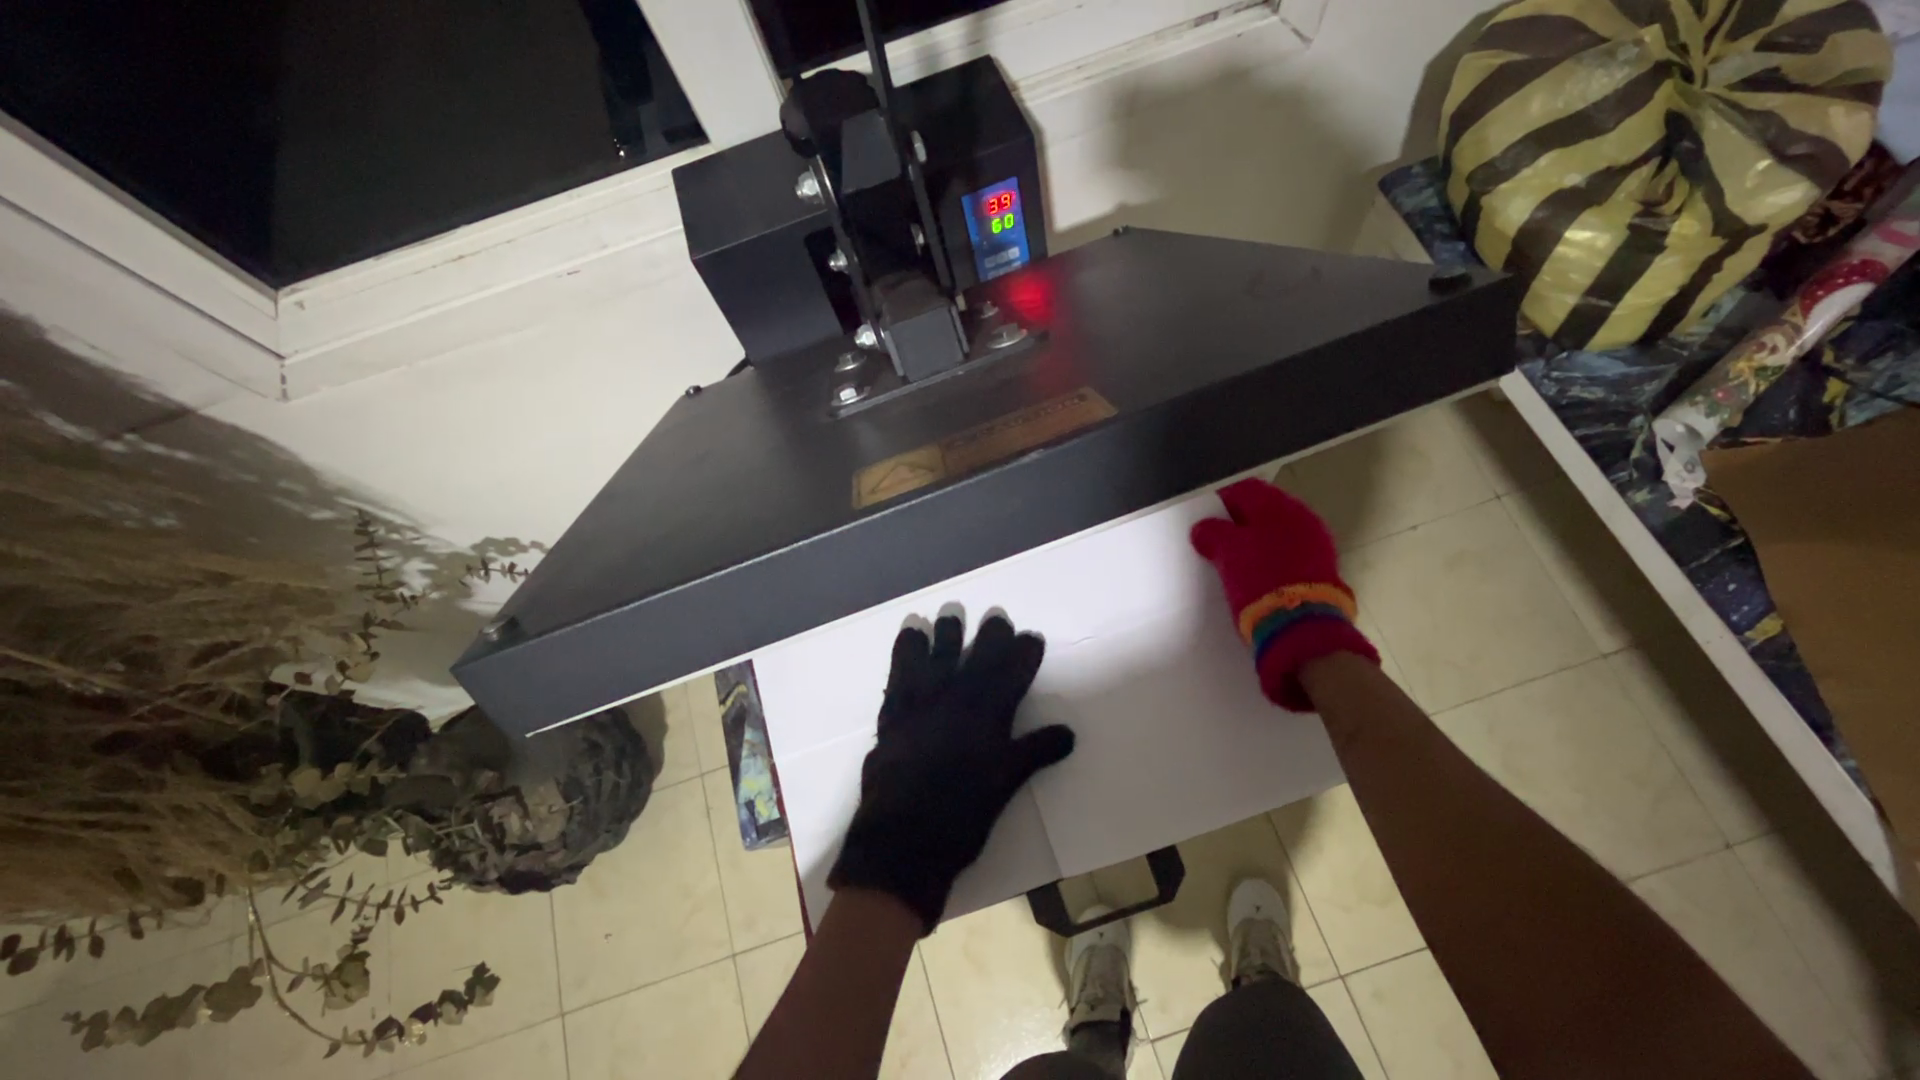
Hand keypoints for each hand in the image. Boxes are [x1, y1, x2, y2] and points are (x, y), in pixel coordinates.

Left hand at [827, 613, 1075, 933]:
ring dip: (946, 634)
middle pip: (977, 657)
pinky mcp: (892, 714)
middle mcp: (957, 700)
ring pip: (937, 656)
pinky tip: (910, 634)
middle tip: (996, 616)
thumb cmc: (962, 819)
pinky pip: (899, 672)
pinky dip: (906, 650)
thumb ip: (1035, 753)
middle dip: (990, 636)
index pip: (1013, 673)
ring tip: (951, 612)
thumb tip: (1068, 733)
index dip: (1023, 653)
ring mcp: (921, 704)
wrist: (903, 841)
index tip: (1030, 637)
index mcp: (990, 717)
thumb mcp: (1006, 786)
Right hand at [1190, 478, 1377, 711]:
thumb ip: (1212, 533)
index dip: (1221, 501)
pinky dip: (1273, 561)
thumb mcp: (1226, 553)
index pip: (1245, 490)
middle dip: (1241, 523)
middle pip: (1264, 511)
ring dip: (1258, 543)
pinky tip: (1257, 577)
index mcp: (1279, 506)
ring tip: (1235, 563)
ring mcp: (1317, 545)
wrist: (1301, 628)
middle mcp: (1303, 518)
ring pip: (1278, 535)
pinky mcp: (1322, 571)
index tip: (1204, 519)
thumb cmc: (1259, 580)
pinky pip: (1290, 556)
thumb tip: (1204, 528)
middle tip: (1217, 541)